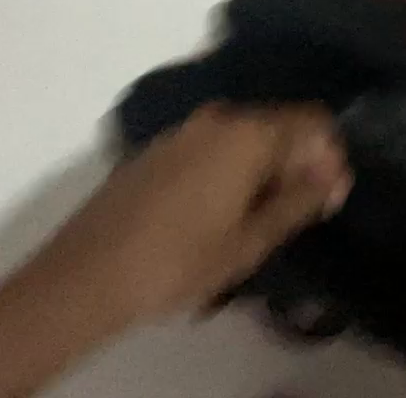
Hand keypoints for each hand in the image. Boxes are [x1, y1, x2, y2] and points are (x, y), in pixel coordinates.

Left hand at [24, 104, 351, 325]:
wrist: (73, 286)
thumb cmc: (177, 260)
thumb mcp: (252, 239)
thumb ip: (301, 201)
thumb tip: (332, 179)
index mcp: (250, 133)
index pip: (315, 123)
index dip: (332, 155)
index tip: (330, 196)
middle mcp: (219, 119)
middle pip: (281, 125)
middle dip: (300, 160)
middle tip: (303, 204)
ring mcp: (180, 133)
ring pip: (244, 137)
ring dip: (264, 165)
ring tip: (262, 209)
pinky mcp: (152, 153)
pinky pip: (212, 148)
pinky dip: (230, 168)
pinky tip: (220, 207)